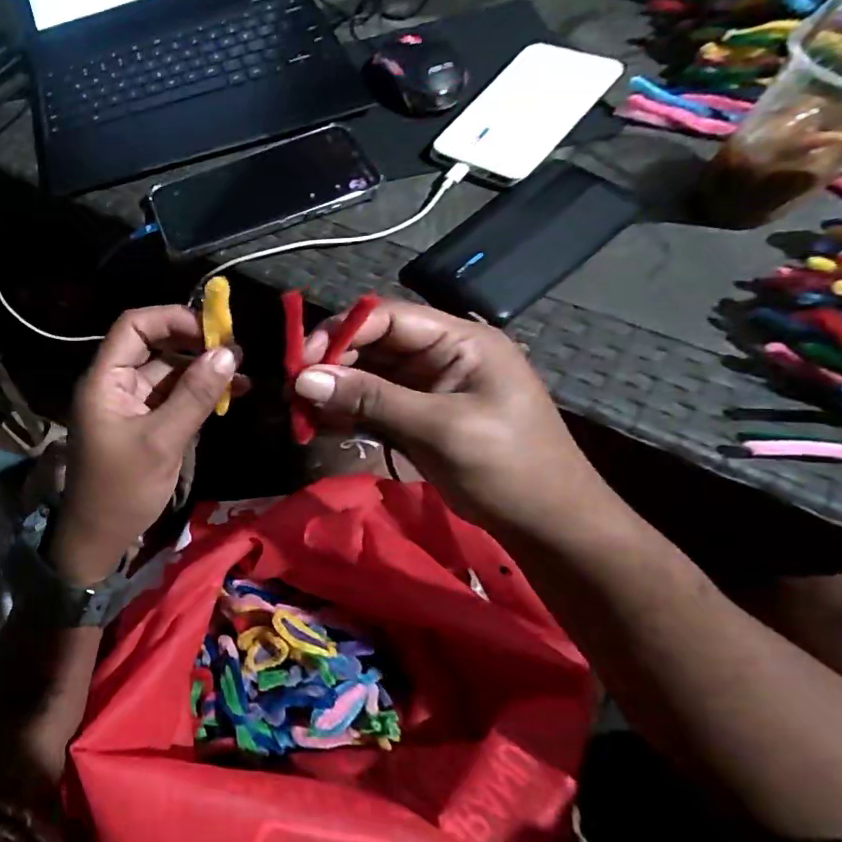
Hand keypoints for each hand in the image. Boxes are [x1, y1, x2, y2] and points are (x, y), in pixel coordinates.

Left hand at [57, 306, 239, 584]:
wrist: (99, 538)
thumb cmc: (122, 490)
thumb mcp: (161, 441)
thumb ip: (194, 396)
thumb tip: (229, 353)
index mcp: (104, 379)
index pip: (134, 326)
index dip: (172, 318)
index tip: (213, 329)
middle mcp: (115, 383)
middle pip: (154, 344)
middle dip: (194, 343)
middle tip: (236, 350)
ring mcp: (130, 402)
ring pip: (167, 370)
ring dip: (202, 369)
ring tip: (242, 373)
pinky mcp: (144, 421)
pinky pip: (172, 395)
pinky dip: (198, 392)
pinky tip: (232, 393)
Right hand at [295, 301, 615, 537]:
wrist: (548, 525)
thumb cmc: (508, 467)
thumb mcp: (440, 428)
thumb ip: (371, 399)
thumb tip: (304, 380)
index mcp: (459, 340)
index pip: (387, 317)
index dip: (340, 332)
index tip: (301, 361)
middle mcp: (438, 354)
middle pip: (370, 343)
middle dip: (330, 363)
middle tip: (294, 391)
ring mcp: (425, 386)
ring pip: (363, 373)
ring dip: (331, 390)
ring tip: (300, 412)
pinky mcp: (414, 414)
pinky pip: (368, 402)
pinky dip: (343, 411)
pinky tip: (319, 426)